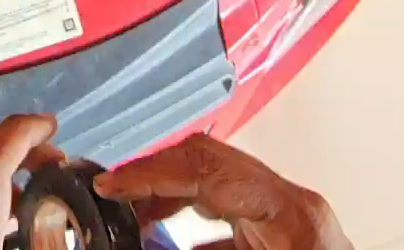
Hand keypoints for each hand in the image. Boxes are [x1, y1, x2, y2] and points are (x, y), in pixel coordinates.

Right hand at [93, 133, 352, 249]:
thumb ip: (191, 246)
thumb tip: (139, 234)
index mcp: (291, 215)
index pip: (204, 170)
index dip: (148, 174)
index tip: (110, 185)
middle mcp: (293, 204)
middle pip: (208, 162)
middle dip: (155, 174)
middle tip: (114, 191)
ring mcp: (292, 216)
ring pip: (217, 181)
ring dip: (171, 195)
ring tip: (135, 216)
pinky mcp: (288, 232)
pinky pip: (233, 212)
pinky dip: (195, 221)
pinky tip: (168, 236)